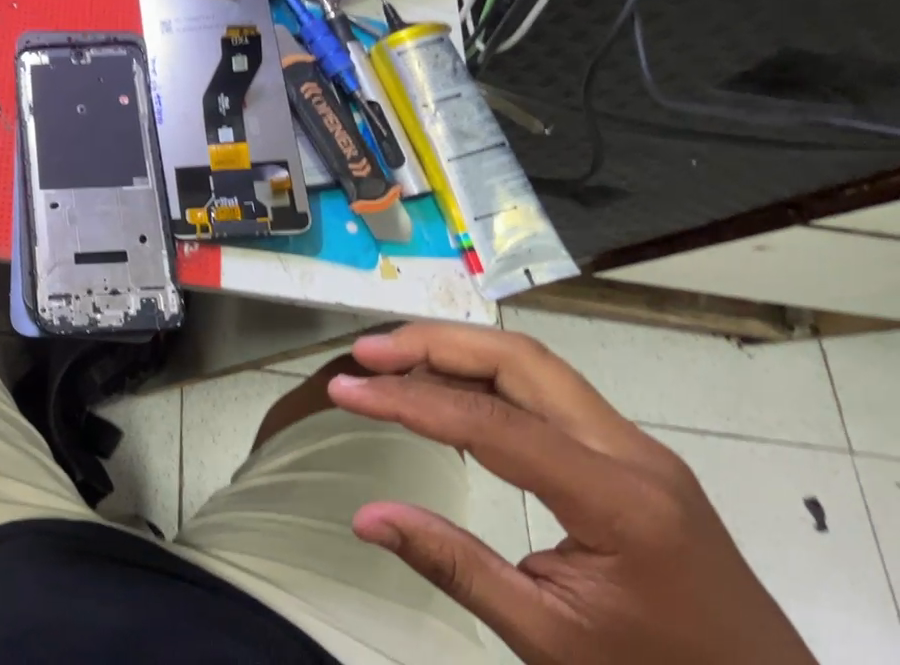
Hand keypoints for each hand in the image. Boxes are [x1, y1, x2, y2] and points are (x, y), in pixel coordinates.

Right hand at [328, 323, 814, 664]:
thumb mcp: (550, 637)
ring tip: (388, 362)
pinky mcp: (630, 457)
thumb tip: (364, 517)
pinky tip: (444, 392)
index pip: (493, 421)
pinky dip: (484, 378)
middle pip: (521, 361)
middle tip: (365, 354)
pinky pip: (548, 395)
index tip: (342, 389)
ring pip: (535, 368)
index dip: (408, 400)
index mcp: (618, 500)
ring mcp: (636, 450)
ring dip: (458, 352)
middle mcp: (632, 454)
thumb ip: (455, 566)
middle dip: (434, 344)